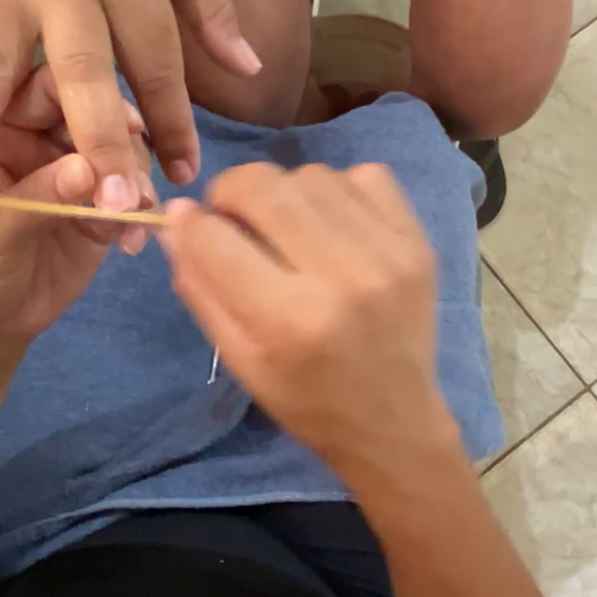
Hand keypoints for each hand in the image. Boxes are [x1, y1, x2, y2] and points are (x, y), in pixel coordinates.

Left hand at [0, 66, 152, 371]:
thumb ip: (38, 194)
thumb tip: (90, 167)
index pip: (41, 92)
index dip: (79, 98)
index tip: (118, 122)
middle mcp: (39, 141)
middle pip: (92, 119)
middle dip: (119, 146)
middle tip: (135, 176)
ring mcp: (73, 175)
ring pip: (119, 158)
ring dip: (133, 184)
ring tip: (133, 214)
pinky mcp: (99, 210)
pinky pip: (129, 199)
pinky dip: (137, 217)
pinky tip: (131, 242)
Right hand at [158, 163, 460, 470]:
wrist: (394, 422)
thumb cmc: (308, 400)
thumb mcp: (239, 359)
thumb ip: (201, 286)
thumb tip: (177, 217)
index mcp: (289, 319)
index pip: (214, 237)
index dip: (191, 224)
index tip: (193, 226)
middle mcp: (342, 276)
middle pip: (264, 185)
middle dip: (233, 192)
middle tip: (237, 219)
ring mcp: (388, 254)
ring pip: (313, 175)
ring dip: (287, 192)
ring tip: (289, 228)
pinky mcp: (419, 242)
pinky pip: (368, 175)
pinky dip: (340, 190)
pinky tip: (334, 225)